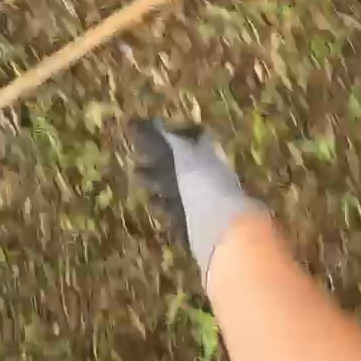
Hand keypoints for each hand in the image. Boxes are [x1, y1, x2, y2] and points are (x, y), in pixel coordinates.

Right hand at [130, 119, 266, 282]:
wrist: (224, 235)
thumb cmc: (208, 191)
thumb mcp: (189, 159)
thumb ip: (175, 142)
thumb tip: (159, 125)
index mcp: (211, 160)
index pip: (189, 142)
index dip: (168, 137)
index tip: (146, 132)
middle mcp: (210, 180)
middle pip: (181, 167)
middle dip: (158, 161)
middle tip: (136, 158)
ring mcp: (204, 205)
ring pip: (177, 190)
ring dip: (158, 183)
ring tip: (137, 177)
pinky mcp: (196, 229)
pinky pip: (176, 214)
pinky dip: (163, 207)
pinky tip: (152, 204)